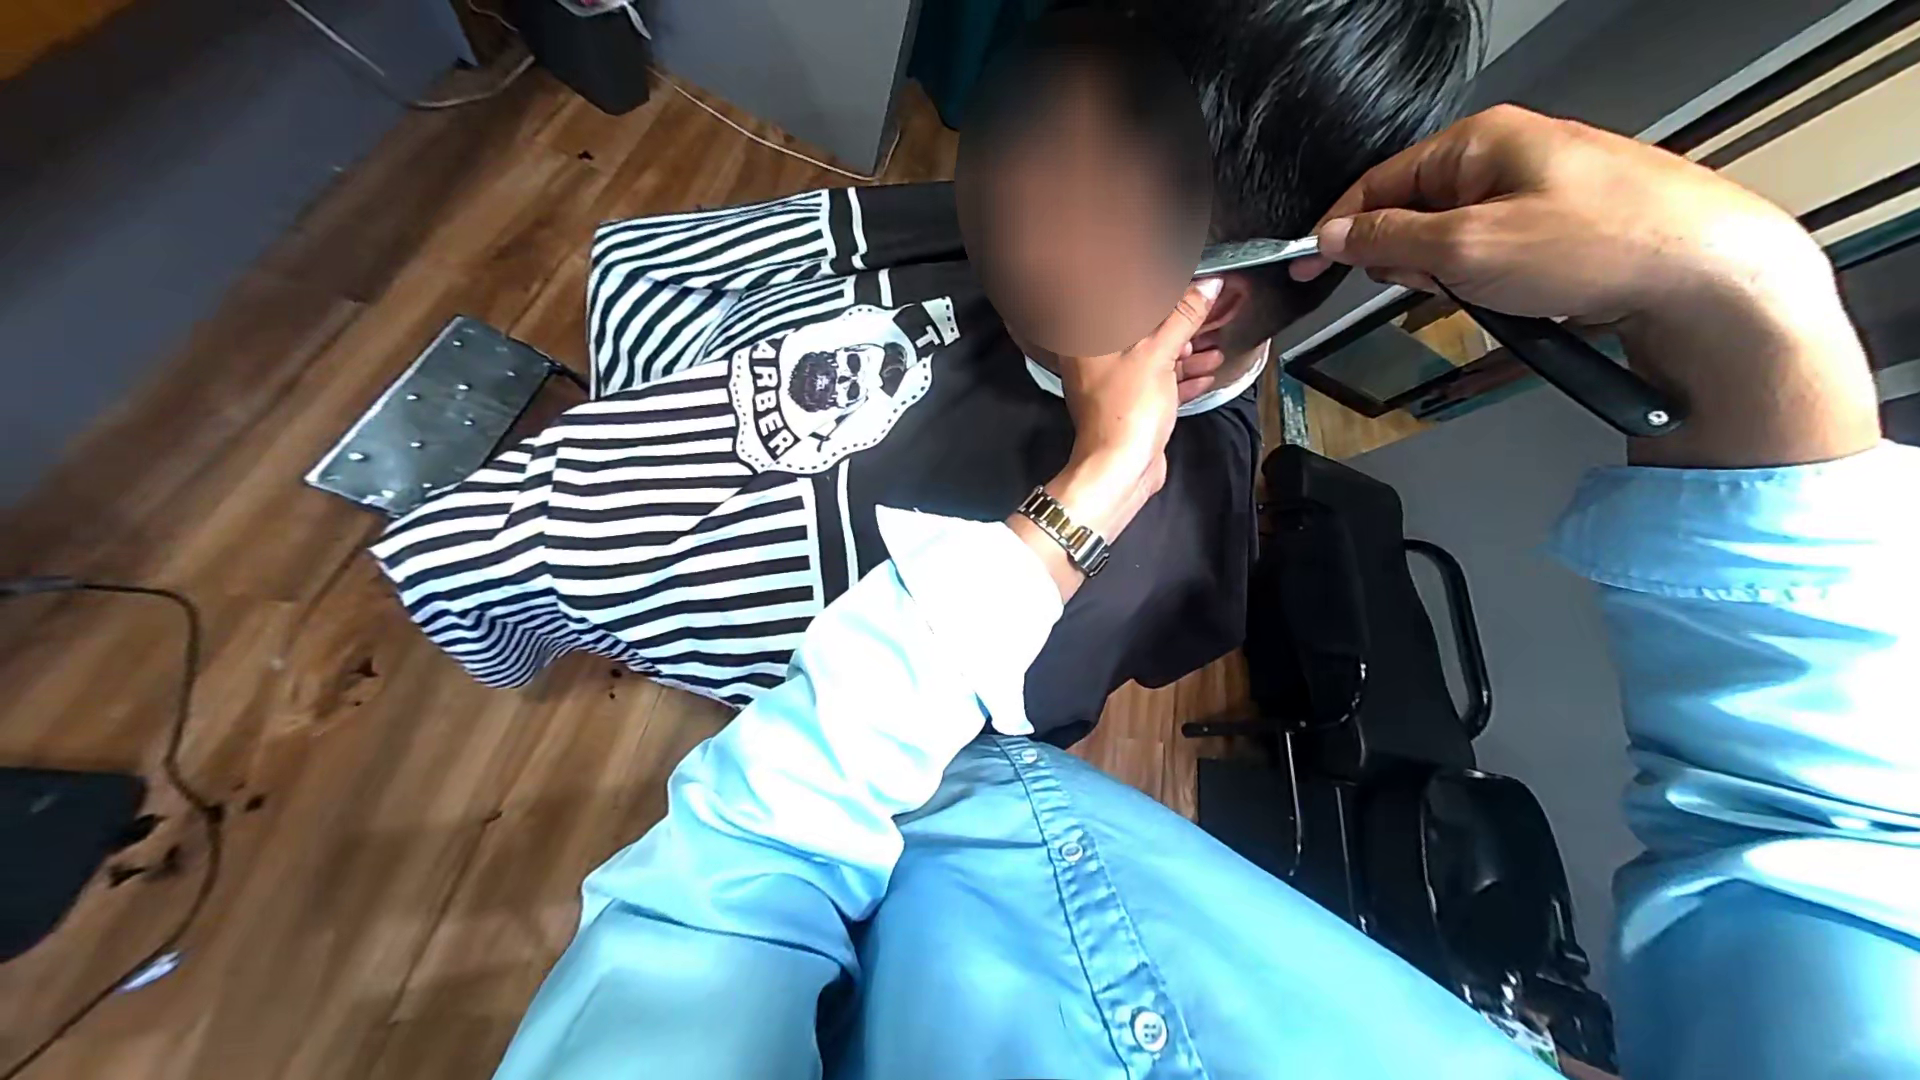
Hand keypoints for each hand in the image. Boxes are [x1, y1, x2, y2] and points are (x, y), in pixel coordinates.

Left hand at [1008, 278, 1221, 598]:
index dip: (1162, 291)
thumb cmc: (1128, 410)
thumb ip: (1182, 317)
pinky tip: (1207, 373)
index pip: (1127, 302)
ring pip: (1153, 357)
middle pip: (1143, 330)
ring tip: (1218, 343)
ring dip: (1187, 352)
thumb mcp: (1158, 354)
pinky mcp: (1130, 405)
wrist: (1120, 468)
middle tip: (1214, 310)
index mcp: (1092, 340)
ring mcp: (1113, 384)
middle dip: (1181, 322)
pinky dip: (1180, 377)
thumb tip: (1208, 285)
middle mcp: (1097, 359)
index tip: (1191, 280)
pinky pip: (1157, 383)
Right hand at [1291, 104, 1879, 467]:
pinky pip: (1469, 251)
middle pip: (1401, 211)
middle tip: (1427, 279)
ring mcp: (1520, 190)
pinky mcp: (1536, 224)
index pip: (1374, 184)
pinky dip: (1465, 277)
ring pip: (1434, 238)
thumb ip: (1385, 238)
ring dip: (1434, 271)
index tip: (1305, 268)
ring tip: (1472, 285)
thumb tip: (1330, 235)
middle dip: (1398, 255)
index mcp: (1476, 142)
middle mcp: (1497, 157)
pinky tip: (1492, 290)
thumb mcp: (1464, 246)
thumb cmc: (1592, 246)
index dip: (1332, 229)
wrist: (1699, 275)